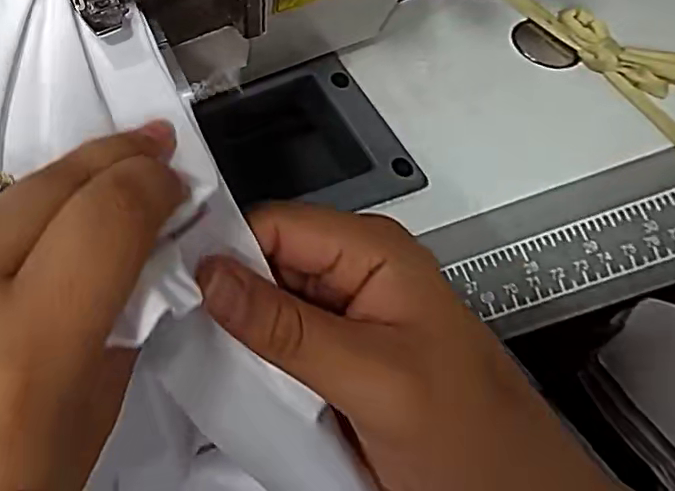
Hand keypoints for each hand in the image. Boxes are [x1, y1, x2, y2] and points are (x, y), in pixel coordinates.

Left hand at [0, 125, 185, 490]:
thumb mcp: (78, 429)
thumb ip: (117, 322)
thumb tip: (138, 234)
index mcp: (15, 354)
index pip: (104, 221)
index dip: (148, 184)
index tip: (168, 172)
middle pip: (52, 183)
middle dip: (108, 162)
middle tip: (144, 149)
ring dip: (31, 210)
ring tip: (30, 261)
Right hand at [197, 204, 619, 490]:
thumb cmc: (487, 450)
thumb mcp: (377, 382)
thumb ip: (288, 328)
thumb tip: (213, 277)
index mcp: (371, 249)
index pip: (270, 223)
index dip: (225, 249)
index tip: (187, 282)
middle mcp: (353, 267)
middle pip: (261, 256)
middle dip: (230, 291)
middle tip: (199, 327)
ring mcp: (342, 309)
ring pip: (263, 296)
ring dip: (242, 326)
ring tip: (228, 359)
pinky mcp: (334, 346)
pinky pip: (276, 333)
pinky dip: (257, 353)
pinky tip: (251, 375)